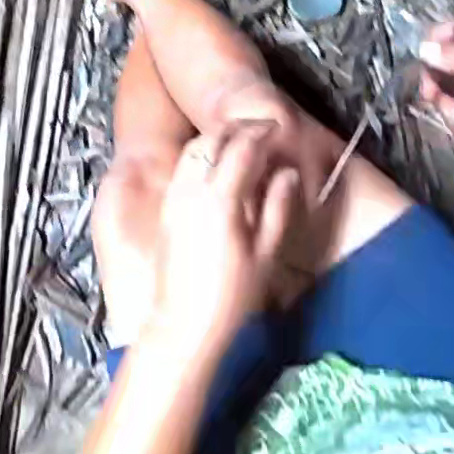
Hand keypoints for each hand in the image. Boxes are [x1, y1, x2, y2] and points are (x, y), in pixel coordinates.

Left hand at [149, 121, 299, 357]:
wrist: (182, 326)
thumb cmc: (231, 295)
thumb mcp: (266, 254)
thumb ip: (278, 206)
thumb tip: (286, 171)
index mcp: (221, 198)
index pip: (242, 147)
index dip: (261, 132)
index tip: (278, 127)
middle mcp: (193, 189)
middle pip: (214, 139)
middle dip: (239, 127)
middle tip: (261, 129)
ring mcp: (175, 195)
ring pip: (194, 148)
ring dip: (218, 136)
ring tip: (240, 140)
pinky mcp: (166, 206)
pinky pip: (183, 164)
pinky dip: (202, 151)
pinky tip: (217, 162)